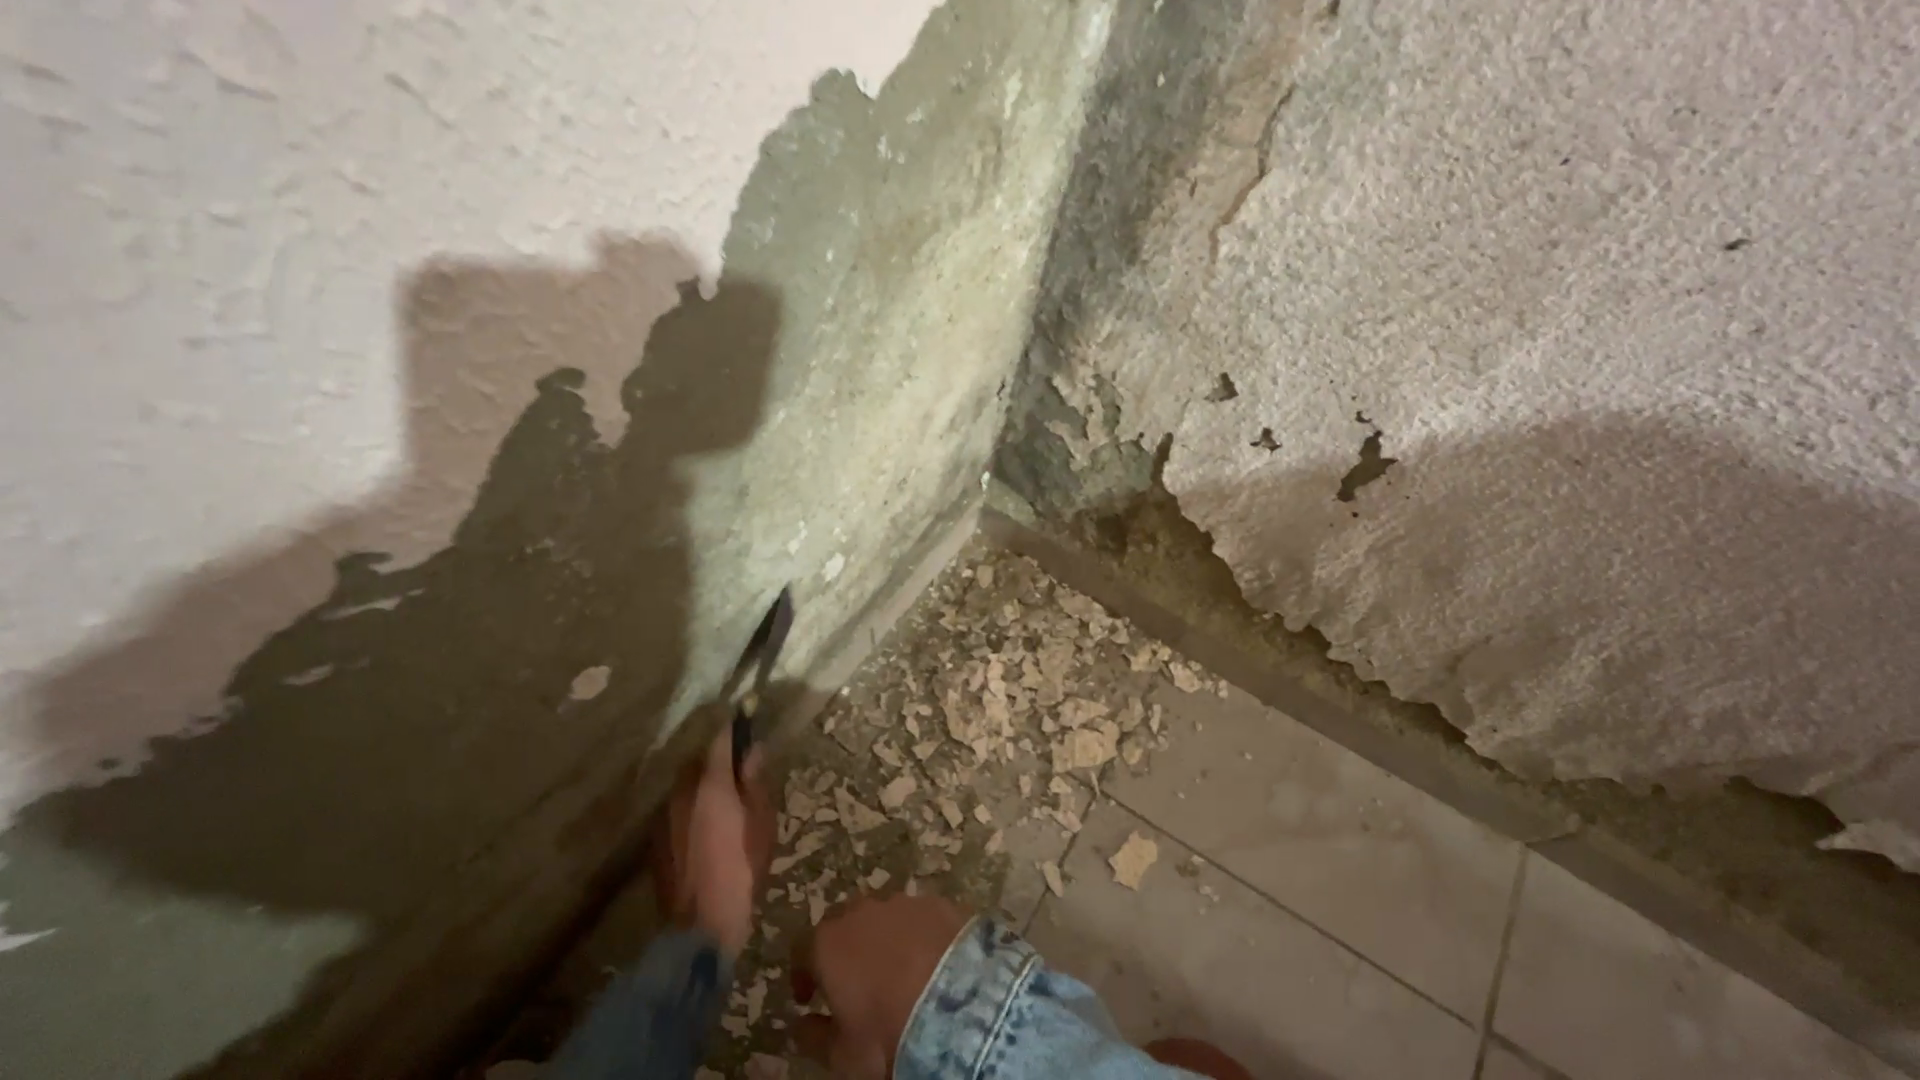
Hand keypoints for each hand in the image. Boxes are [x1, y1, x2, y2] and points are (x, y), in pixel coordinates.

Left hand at [660, 727, 773, 954]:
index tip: (747, 717)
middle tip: (740, 772)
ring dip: (702, 786)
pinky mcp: (655, 840)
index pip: (720, 741)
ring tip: (724, 804)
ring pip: (684, 787)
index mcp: (710, 785)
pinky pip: (676, 810)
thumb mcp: (762, 826)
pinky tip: (705, 830)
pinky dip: (691, 809)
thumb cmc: (742, 872)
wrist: (701, 926)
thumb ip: (755, 784)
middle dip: (717, 760)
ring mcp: (663, 817)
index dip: (734, 728)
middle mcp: (681, 793)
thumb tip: (753, 751)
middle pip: (698, 762)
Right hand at [792, 893, 971, 1079]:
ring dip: (883, 940)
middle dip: (844, 951)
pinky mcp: (939, 903)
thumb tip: (800, 1026)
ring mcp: (902, 903)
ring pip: (883, 918)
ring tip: (897, 971)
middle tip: (854, 981)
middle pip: (843, 926)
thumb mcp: (843, 1054)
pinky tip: (930, 961)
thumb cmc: (889, 1032)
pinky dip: (918, 936)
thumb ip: (813, 1037)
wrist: (961, 1007)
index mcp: (828, 943)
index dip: (803, 974)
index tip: (808, 998)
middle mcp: (861, 912)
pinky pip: (918, 918)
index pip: (801, 949)